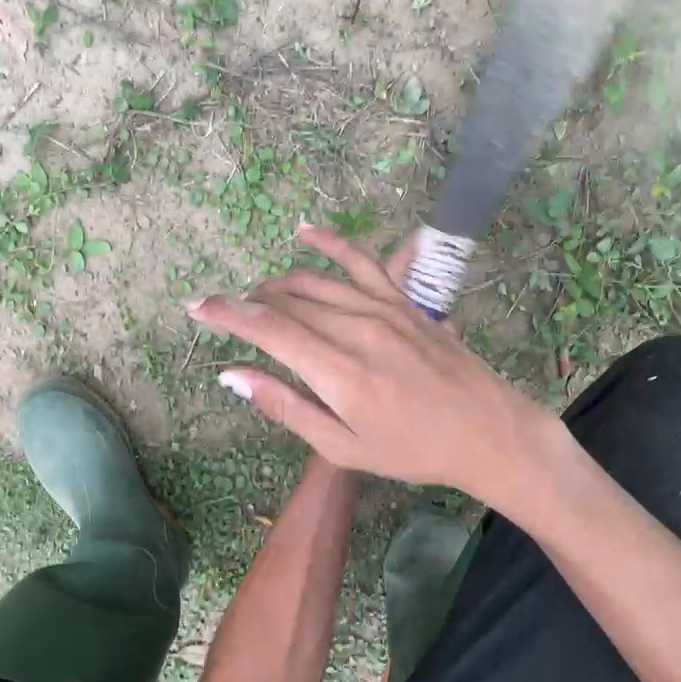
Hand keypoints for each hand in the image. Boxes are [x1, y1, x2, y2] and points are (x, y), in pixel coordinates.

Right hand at [187, 226, 558, 505]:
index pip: (268, 330)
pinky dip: (331, 242)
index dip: (226, 315)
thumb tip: (232, 375)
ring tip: (259, 296)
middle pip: (288, 301)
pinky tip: (305, 232)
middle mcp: (357, 329)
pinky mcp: (405, 300)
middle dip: (249, 305)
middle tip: (230, 316)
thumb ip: (286, 407)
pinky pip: (362, 260)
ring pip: (316, 281)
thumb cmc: (412, 450)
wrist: (484, 430)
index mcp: (338, 372)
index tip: (196, 307)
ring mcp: (384, 308)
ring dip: (279, 284)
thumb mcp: (344, 446)